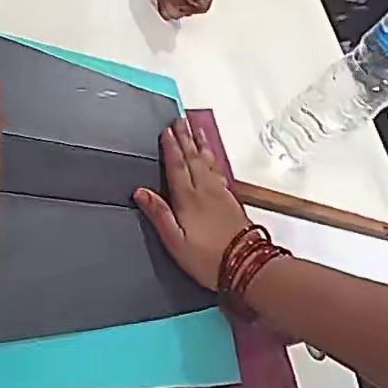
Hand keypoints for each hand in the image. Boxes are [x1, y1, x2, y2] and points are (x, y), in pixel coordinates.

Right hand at [133, 116, 250, 288]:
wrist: (247, 267)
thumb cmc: (207, 258)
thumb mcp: (175, 242)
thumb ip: (159, 214)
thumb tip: (140, 192)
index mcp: (188, 199)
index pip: (177, 167)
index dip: (171, 148)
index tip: (167, 131)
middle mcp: (205, 191)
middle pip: (193, 158)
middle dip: (185, 138)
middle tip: (180, 120)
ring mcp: (220, 194)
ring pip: (207, 161)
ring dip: (199, 143)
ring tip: (196, 128)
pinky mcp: (230, 200)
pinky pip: (218, 170)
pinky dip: (212, 157)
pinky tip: (211, 156)